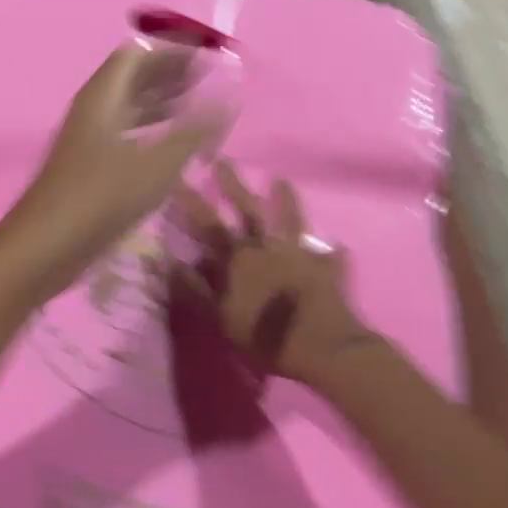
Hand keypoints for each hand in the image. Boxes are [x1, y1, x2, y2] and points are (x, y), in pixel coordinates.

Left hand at [0, 42, 232, 300]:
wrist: (48, 244)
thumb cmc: (101, 196)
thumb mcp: (156, 163)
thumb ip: (194, 129)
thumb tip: (227, 96)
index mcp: (102, 95)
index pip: (137, 53)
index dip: (172, 49)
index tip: (210, 53)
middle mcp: (94, 108)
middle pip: (134, 77)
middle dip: (173, 72)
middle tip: (216, 78)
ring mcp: (92, 136)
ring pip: (132, 105)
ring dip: (166, 101)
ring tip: (207, 104)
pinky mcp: (93, 163)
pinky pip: (129, 131)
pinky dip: (156, 128)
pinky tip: (181, 142)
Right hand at [180, 161, 378, 385]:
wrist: (322, 347)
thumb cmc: (263, 334)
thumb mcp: (218, 315)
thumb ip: (194, 288)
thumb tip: (169, 262)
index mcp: (236, 257)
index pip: (207, 223)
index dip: (191, 201)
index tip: (178, 178)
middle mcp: (264, 248)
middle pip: (247, 209)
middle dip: (233, 185)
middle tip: (224, 160)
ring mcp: (297, 256)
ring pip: (289, 221)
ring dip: (285, 201)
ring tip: (281, 180)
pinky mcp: (325, 271)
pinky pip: (330, 257)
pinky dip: (333, 251)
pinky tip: (338, 244)